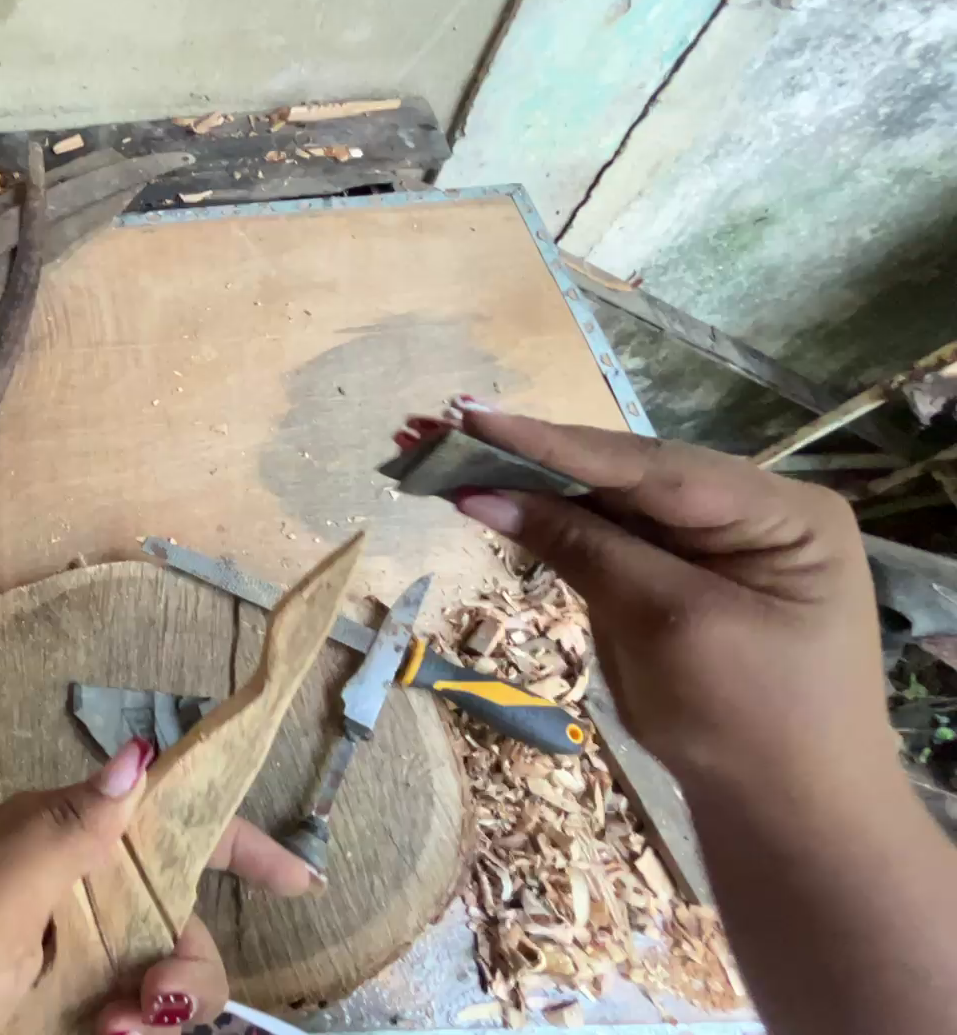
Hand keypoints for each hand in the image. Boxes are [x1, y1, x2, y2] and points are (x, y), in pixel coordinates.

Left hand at [0, 739, 312, 1034]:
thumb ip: (66, 828)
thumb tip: (138, 753)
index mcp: (59, 835)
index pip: (162, 815)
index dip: (232, 835)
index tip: (300, 880)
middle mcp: (75, 880)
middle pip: (179, 906)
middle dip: (189, 962)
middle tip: (155, 1008)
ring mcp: (72, 943)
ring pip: (163, 965)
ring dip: (161, 1006)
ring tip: (114, 1031)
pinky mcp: (67, 993)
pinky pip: (135, 1005)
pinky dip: (138, 1023)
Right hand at [433, 402, 888, 794]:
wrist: (779, 800)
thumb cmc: (747, 714)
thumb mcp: (664, 621)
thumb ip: (580, 548)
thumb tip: (482, 496)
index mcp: (776, 511)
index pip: (645, 465)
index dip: (550, 443)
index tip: (470, 418)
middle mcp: (734, 507)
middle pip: (611, 469)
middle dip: (520, 451)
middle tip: (439, 428)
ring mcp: (689, 536)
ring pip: (587, 494)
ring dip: (513, 475)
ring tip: (440, 452)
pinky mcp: (649, 564)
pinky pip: (582, 528)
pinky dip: (528, 513)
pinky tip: (479, 492)